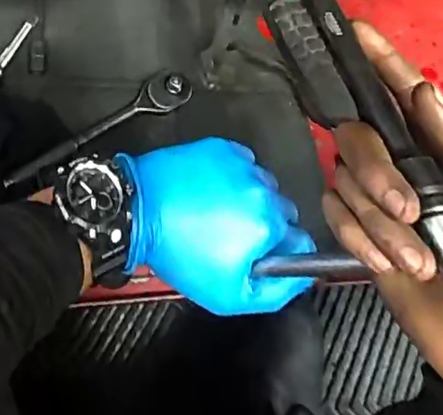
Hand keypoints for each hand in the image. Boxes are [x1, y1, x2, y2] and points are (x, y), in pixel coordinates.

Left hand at [119, 138, 314, 315]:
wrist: (141, 207)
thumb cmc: (179, 248)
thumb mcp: (229, 294)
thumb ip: (276, 291)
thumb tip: (300, 277)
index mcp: (268, 223)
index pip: (301, 241)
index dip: (284, 254)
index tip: (265, 256)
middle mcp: (260, 187)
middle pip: (283, 210)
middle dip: (267, 225)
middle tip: (236, 235)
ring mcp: (239, 163)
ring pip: (263, 185)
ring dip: (252, 198)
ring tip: (221, 211)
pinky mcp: (220, 147)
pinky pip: (242, 162)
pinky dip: (234, 176)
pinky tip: (214, 189)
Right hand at [322, 21, 442, 393]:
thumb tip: (426, 95)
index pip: (405, 91)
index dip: (379, 58)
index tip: (351, 29)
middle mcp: (408, 165)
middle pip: (358, 131)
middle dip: (377, 170)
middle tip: (412, 213)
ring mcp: (381, 198)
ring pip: (343, 173)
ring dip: (378, 220)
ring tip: (420, 258)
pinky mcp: (361, 233)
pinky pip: (334, 211)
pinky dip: (360, 238)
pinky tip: (395, 264)